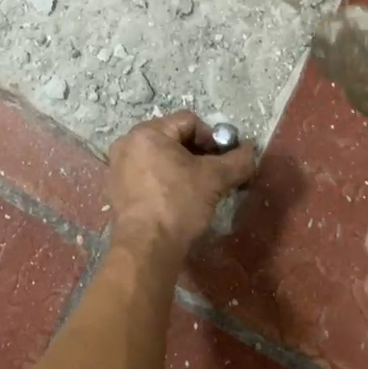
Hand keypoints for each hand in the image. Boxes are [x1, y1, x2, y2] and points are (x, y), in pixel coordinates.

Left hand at [105, 111, 255, 260]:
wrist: (146, 248)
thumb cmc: (178, 205)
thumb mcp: (214, 180)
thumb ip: (237, 161)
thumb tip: (251, 150)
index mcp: (147, 132)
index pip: (189, 121)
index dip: (212, 138)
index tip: (223, 161)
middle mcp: (128, 142)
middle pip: (172, 137)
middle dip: (196, 153)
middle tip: (213, 175)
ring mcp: (118, 165)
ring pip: (159, 156)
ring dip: (180, 168)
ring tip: (196, 190)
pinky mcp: (116, 188)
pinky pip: (146, 173)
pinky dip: (163, 180)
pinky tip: (176, 200)